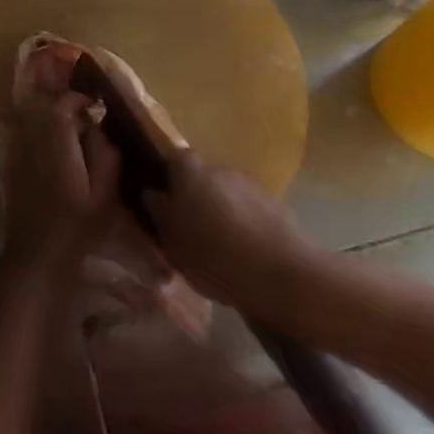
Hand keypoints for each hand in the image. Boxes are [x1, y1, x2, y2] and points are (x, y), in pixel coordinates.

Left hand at [1, 92, 120, 262]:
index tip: (95, 109)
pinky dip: (39, 133)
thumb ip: (105, 154)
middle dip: (64, 106)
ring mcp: (18, 153)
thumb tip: (99, 128)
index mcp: (56, 144)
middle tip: (85, 118)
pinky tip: (55, 151)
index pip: (60, 104)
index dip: (77, 100)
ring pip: (31, 120)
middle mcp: (32, 142)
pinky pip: (24, 136)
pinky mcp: (12, 166)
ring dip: (50, 118)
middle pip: (42, 107)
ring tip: (71, 132)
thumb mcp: (104, 193)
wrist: (38, 255)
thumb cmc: (77, 226)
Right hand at [142, 152, 310, 306]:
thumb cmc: (214, 257)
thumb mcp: (173, 242)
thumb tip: (152, 193)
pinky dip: (245, 224)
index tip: (166, 198)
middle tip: (191, 227)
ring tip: (220, 246)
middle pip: (204, 177)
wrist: (282, 274)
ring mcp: (254, 186)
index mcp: (192, 174)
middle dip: (198, 196)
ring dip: (223, 211)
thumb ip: (159, 214)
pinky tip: (245, 254)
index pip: (177, 158)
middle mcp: (223, 170)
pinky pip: (251, 211)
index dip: (171, 175)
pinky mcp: (278, 207)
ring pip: (229, 194)